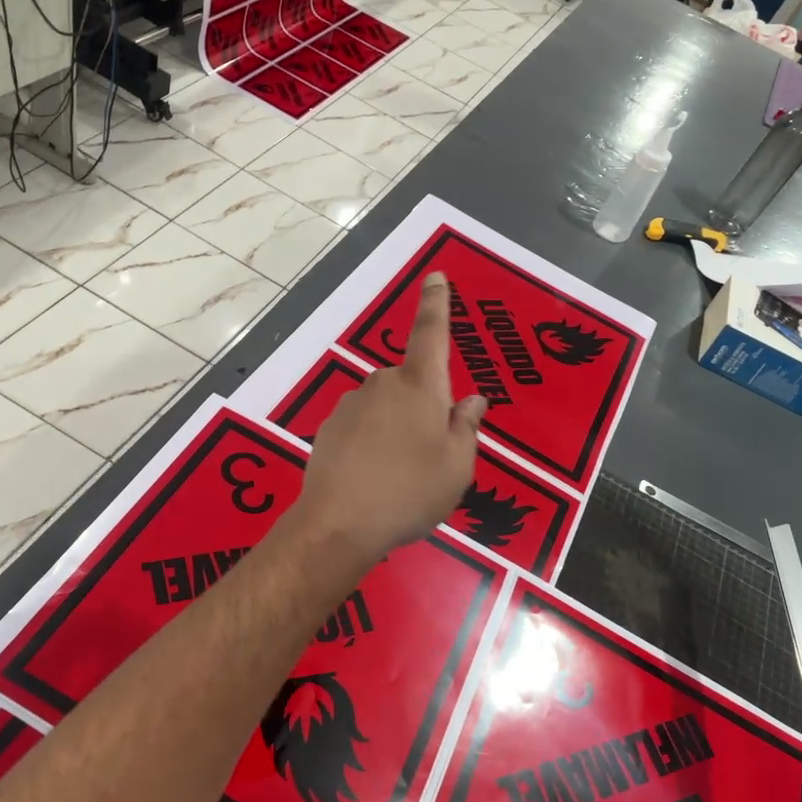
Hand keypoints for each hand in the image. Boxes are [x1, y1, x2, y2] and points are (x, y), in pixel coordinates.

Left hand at [294, 272, 484, 558]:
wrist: (338, 524)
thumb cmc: (410, 493)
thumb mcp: (457, 467)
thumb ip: (466, 429)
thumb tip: (472, 402)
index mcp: (420, 386)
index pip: (432, 333)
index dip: (436, 303)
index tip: (436, 277)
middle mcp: (383, 384)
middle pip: (411, 383)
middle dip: (423, 409)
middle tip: (431, 457)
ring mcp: (351, 405)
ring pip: (386, 407)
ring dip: (396, 430)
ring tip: (400, 477)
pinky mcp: (328, 428)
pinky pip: (362, 426)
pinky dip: (372, 445)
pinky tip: (372, 480)